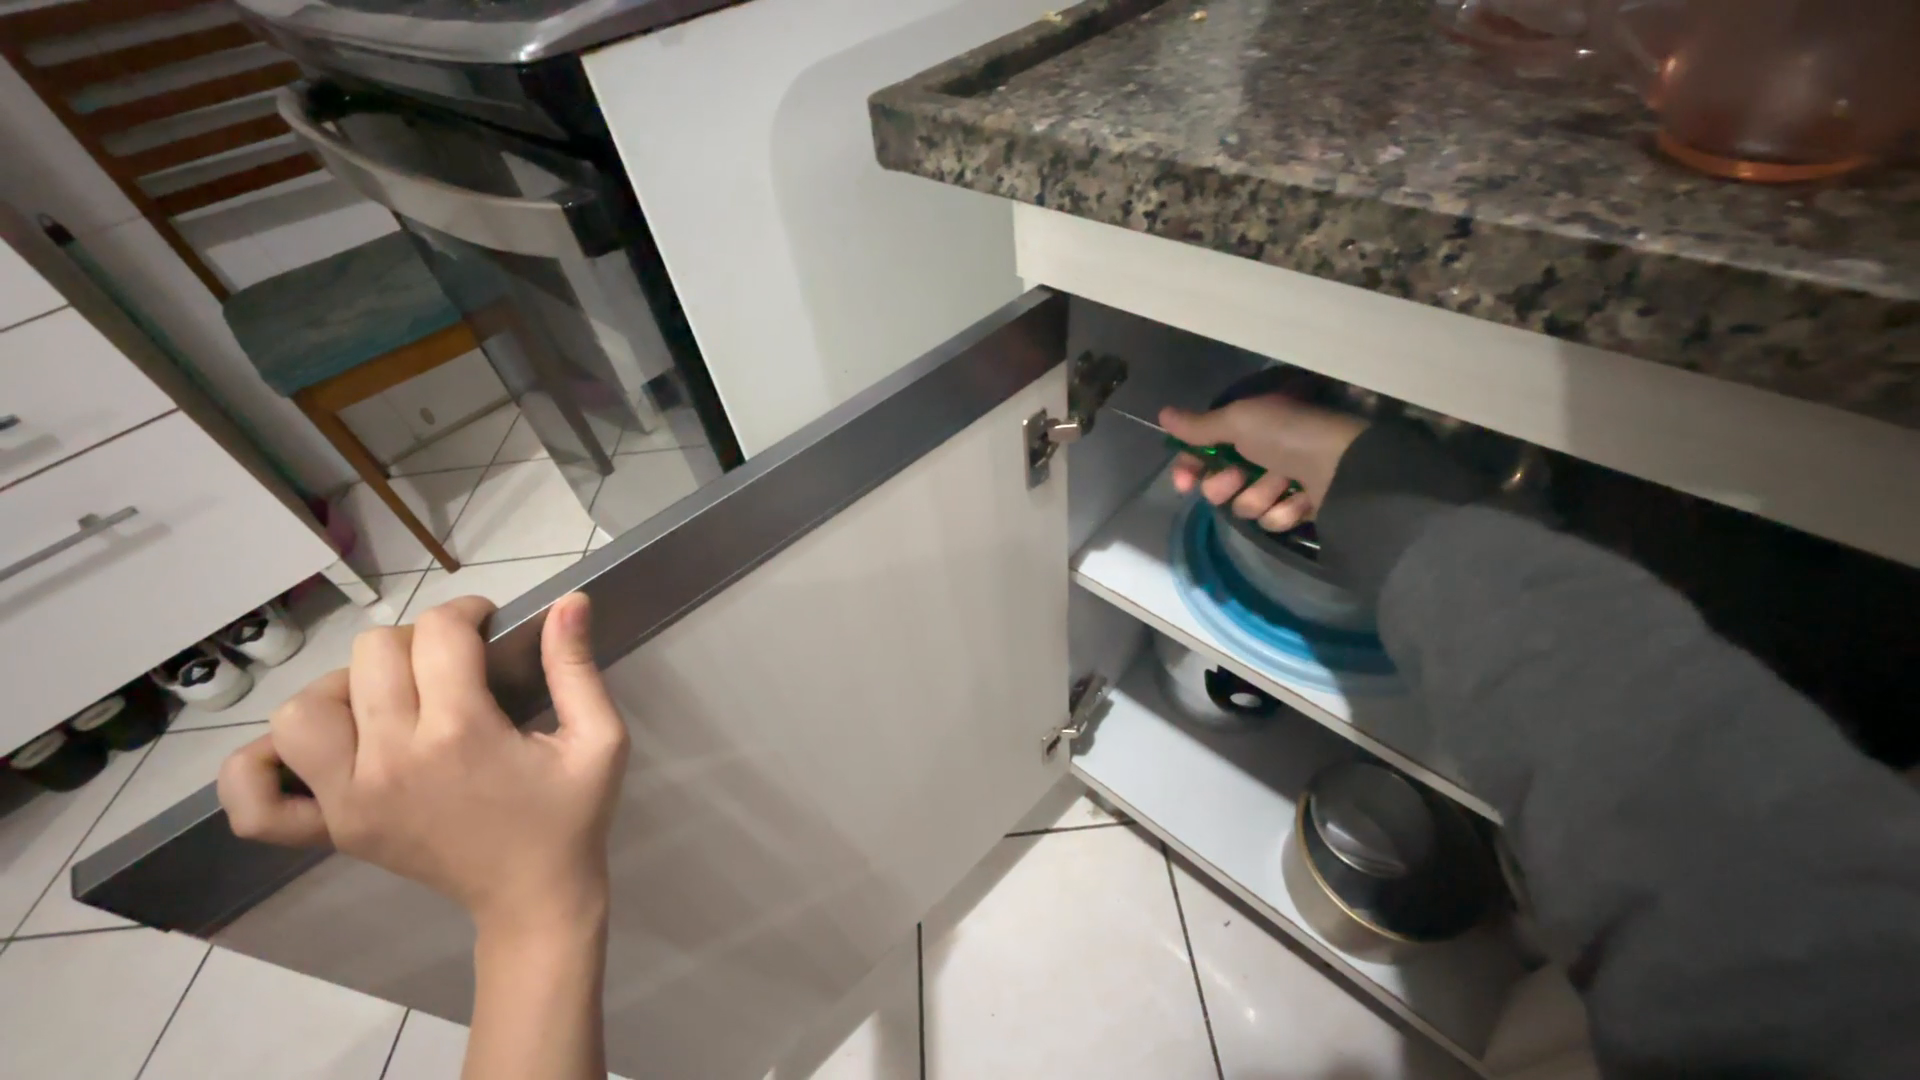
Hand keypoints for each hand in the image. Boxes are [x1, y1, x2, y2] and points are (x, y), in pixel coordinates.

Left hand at [218, 592, 629, 937]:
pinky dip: (261, 766)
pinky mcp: (330, 829)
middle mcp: (392, 760)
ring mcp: (350, 799)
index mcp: (462, 733)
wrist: (533, 895)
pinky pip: (254, 796)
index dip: (467, 611)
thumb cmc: (571, 813)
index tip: (489, 623)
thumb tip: (570, 600)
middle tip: (453, 662)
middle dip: (417, 640)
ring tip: (392, 699)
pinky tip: (313, 751)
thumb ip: (577, 667)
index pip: (439, 634)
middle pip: (371, 656)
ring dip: (347, 688)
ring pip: (303, 709)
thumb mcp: (600, 738)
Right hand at [1160, 395, 1367, 531]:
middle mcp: (1264, 452)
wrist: (1345, 465)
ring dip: (1259, 497)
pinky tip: (1302, 499)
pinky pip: (1275, 519)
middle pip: (1222, 482)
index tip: (1184, 483)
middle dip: (1226, 485)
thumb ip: (1199, 426)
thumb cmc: (1289, 435)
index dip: (1191, 467)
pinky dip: (1285, 510)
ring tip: (1282, 486)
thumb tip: (1163, 415)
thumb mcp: (1239, 421)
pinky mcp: (1303, 506)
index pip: (1206, 450)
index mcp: (1251, 426)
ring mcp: (1284, 480)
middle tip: (1237, 480)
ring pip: (1247, 504)